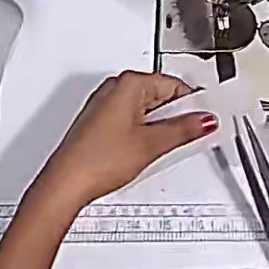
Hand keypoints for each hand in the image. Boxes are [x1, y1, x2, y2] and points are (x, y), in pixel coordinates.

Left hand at [30, 71, 215, 212]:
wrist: (64, 185)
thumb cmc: (96, 160)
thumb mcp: (152, 144)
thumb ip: (184, 129)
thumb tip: (204, 120)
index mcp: (129, 83)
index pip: (174, 85)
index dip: (191, 105)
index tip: (202, 120)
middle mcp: (115, 87)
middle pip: (160, 95)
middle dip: (173, 116)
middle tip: (181, 137)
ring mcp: (105, 104)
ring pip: (145, 108)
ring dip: (157, 126)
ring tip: (156, 148)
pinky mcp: (99, 121)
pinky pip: (131, 118)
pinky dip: (141, 131)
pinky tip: (142, 151)